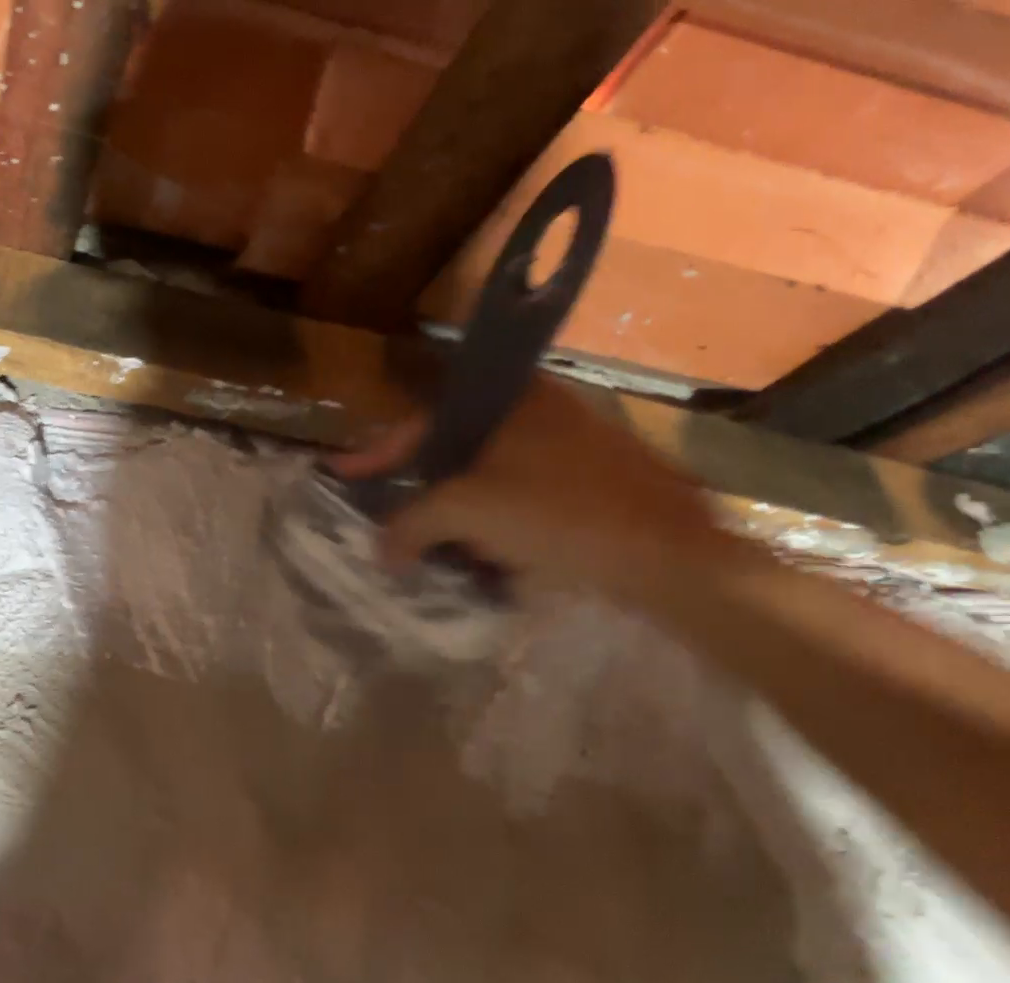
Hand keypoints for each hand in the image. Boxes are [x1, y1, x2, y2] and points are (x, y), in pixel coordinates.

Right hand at [328, 376, 737, 597]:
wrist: (670, 555)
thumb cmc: (559, 513)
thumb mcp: (466, 512)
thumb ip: (410, 525)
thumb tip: (381, 550)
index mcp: (509, 399)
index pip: (421, 422)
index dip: (376, 452)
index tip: (340, 474)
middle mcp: (541, 411)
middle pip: (453, 447)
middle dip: (417, 483)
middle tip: (387, 510)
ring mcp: (572, 447)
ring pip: (488, 475)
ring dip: (454, 508)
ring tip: (432, 542)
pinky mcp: (593, 484)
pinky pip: (520, 495)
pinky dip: (492, 520)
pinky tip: (483, 553)